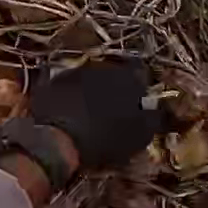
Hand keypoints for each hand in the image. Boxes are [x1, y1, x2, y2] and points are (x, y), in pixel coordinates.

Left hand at [27, 57, 161, 169]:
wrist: (57, 141)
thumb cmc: (106, 139)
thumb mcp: (140, 135)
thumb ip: (153, 118)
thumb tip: (157, 109)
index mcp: (127, 77)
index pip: (141, 75)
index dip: (140, 90)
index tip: (138, 106)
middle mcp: (101, 67)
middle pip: (113, 75)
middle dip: (115, 89)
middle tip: (114, 112)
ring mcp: (73, 72)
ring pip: (89, 79)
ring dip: (91, 92)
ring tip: (89, 115)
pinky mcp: (50, 82)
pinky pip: (66, 88)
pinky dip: (69, 98)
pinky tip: (68, 116)